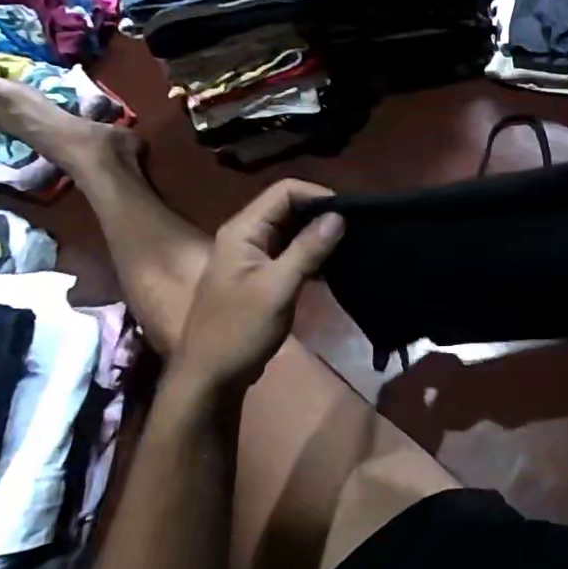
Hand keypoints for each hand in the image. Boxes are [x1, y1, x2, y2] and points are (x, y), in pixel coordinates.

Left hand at [172, 179, 343, 394]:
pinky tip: (333, 267)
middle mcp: (245, 236)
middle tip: (355, 229)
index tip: (349, 213)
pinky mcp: (261, 276)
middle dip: (321, 214)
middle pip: (288, 208)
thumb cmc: (240, 329)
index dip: (317, 195)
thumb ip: (308, 249)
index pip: (284, 191)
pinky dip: (311, 255)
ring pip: (291, 231)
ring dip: (318, 235)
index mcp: (243, 231)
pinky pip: (289, 253)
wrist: (211, 376)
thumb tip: (339, 216)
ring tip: (350, 246)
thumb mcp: (278, 287)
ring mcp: (252, 257)